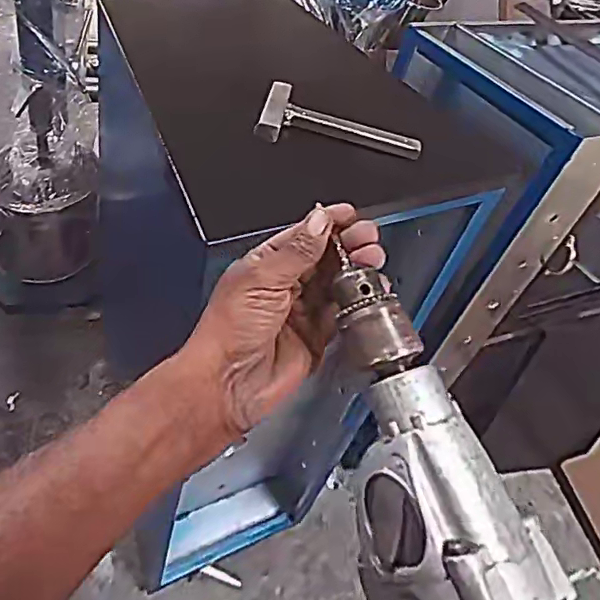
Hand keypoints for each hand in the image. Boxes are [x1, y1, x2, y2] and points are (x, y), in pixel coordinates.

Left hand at [175, 204, 384, 439]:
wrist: (227, 384)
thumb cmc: (227, 331)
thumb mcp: (262, 279)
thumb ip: (296, 251)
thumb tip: (319, 222)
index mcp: (266, 263)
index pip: (303, 235)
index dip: (327, 222)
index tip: (350, 215)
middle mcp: (284, 284)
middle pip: (325, 256)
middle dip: (349, 244)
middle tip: (368, 238)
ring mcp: (300, 310)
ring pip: (336, 282)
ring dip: (356, 269)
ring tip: (372, 261)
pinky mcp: (314, 337)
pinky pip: (341, 314)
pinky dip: (357, 302)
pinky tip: (368, 292)